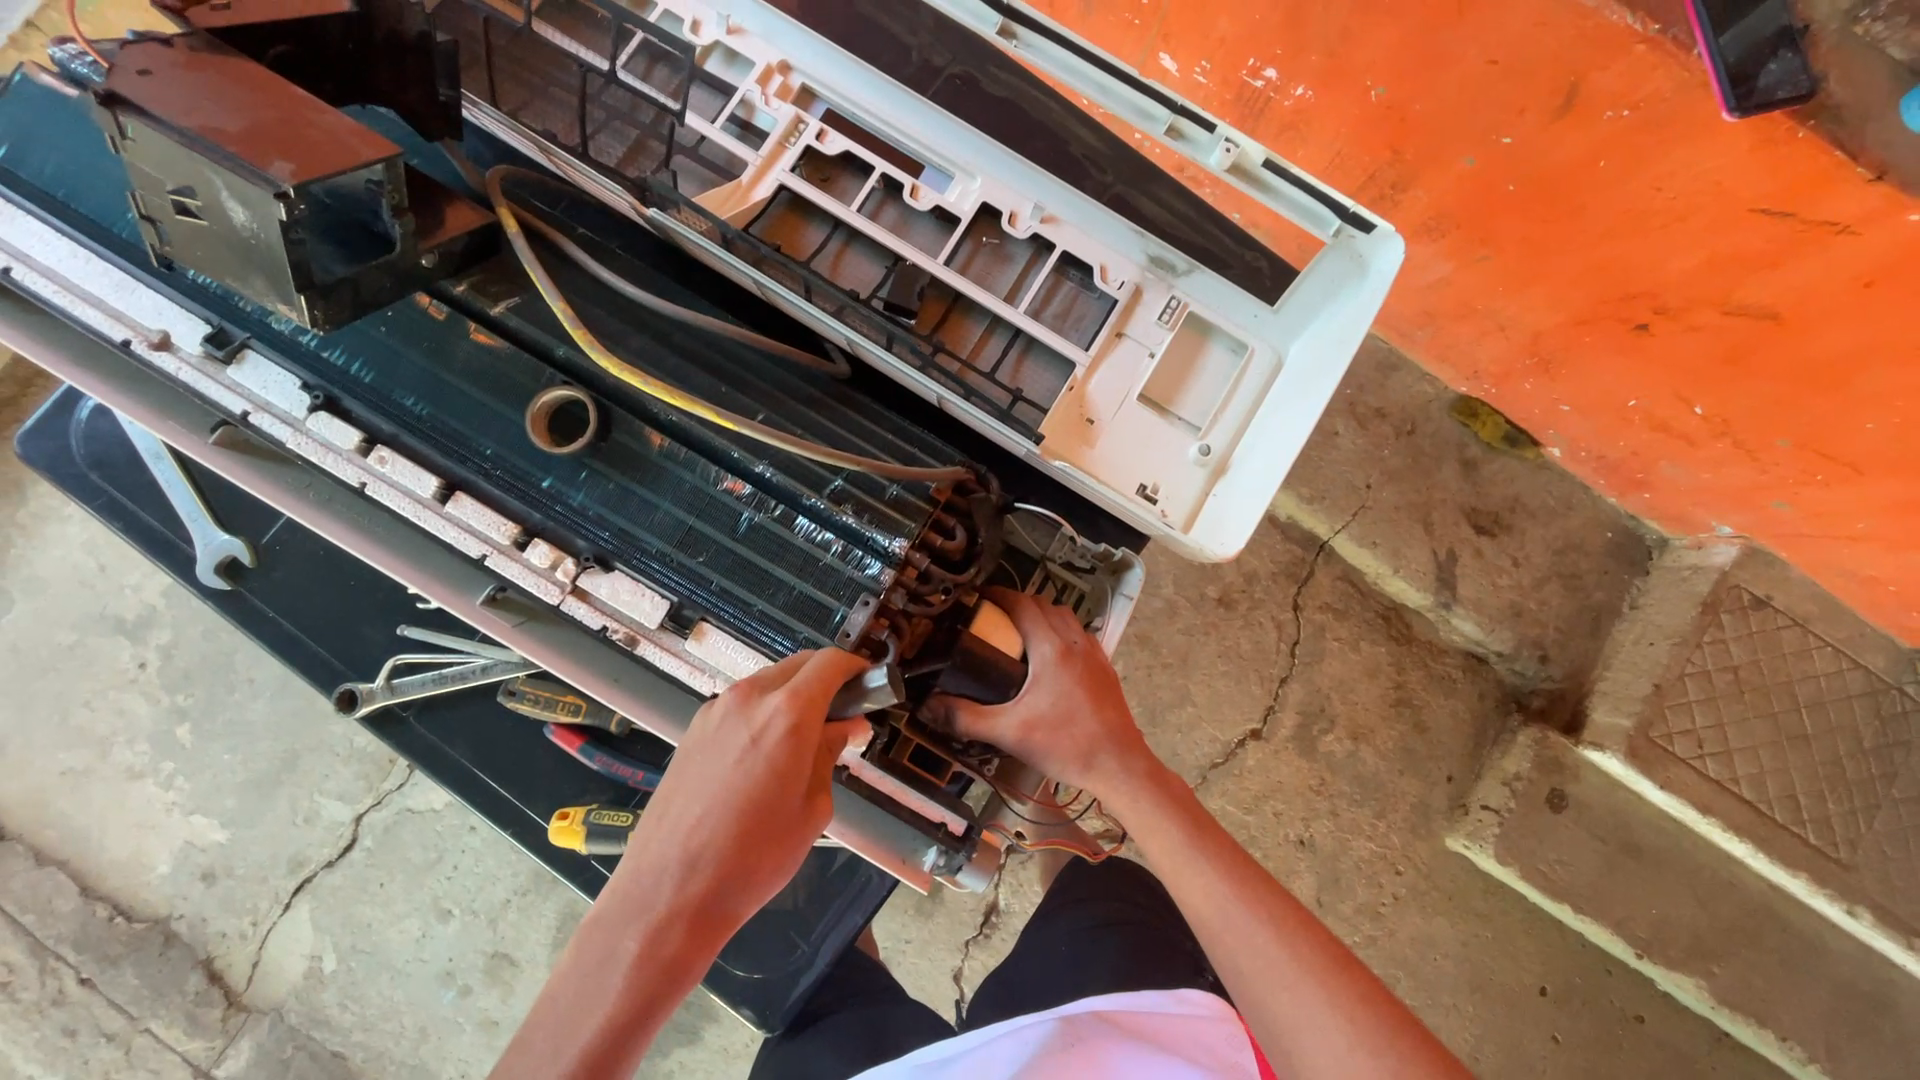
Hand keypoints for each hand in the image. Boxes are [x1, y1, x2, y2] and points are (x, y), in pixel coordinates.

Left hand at [610, 648, 869, 933]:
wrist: (670, 890)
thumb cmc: (755, 857)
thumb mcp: (813, 809)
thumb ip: (830, 755)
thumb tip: (845, 726)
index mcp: (789, 713)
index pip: (831, 663)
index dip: (856, 668)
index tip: (869, 684)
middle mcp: (750, 698)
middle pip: (798, 665)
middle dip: (825, 680)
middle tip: (842, 717)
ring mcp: (716, 710)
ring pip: (767, 683)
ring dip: (793, 696)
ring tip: (803, 741)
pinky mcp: (693, 729)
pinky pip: (741, 705)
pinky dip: (763, 713)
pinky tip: (765, 755)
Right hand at [929, 588, 1160, 798]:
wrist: (1119, 766)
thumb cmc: (1065, 746)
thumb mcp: (1009, 733)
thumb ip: (965, 718)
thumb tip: (927, 706)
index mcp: (1051, 648)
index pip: (1022, 604)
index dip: (998, 595)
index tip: (978, 597)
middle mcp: (1075, 642)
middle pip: (1044, 605)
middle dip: (1018, 603)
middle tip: (993, 617)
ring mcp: (1094, 654)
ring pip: (1066, 617)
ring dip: (1043, 615)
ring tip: (1020, 633)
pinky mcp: (1106, 669)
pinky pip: (1081, 635)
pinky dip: (1062, 633)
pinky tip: (1051, 658)